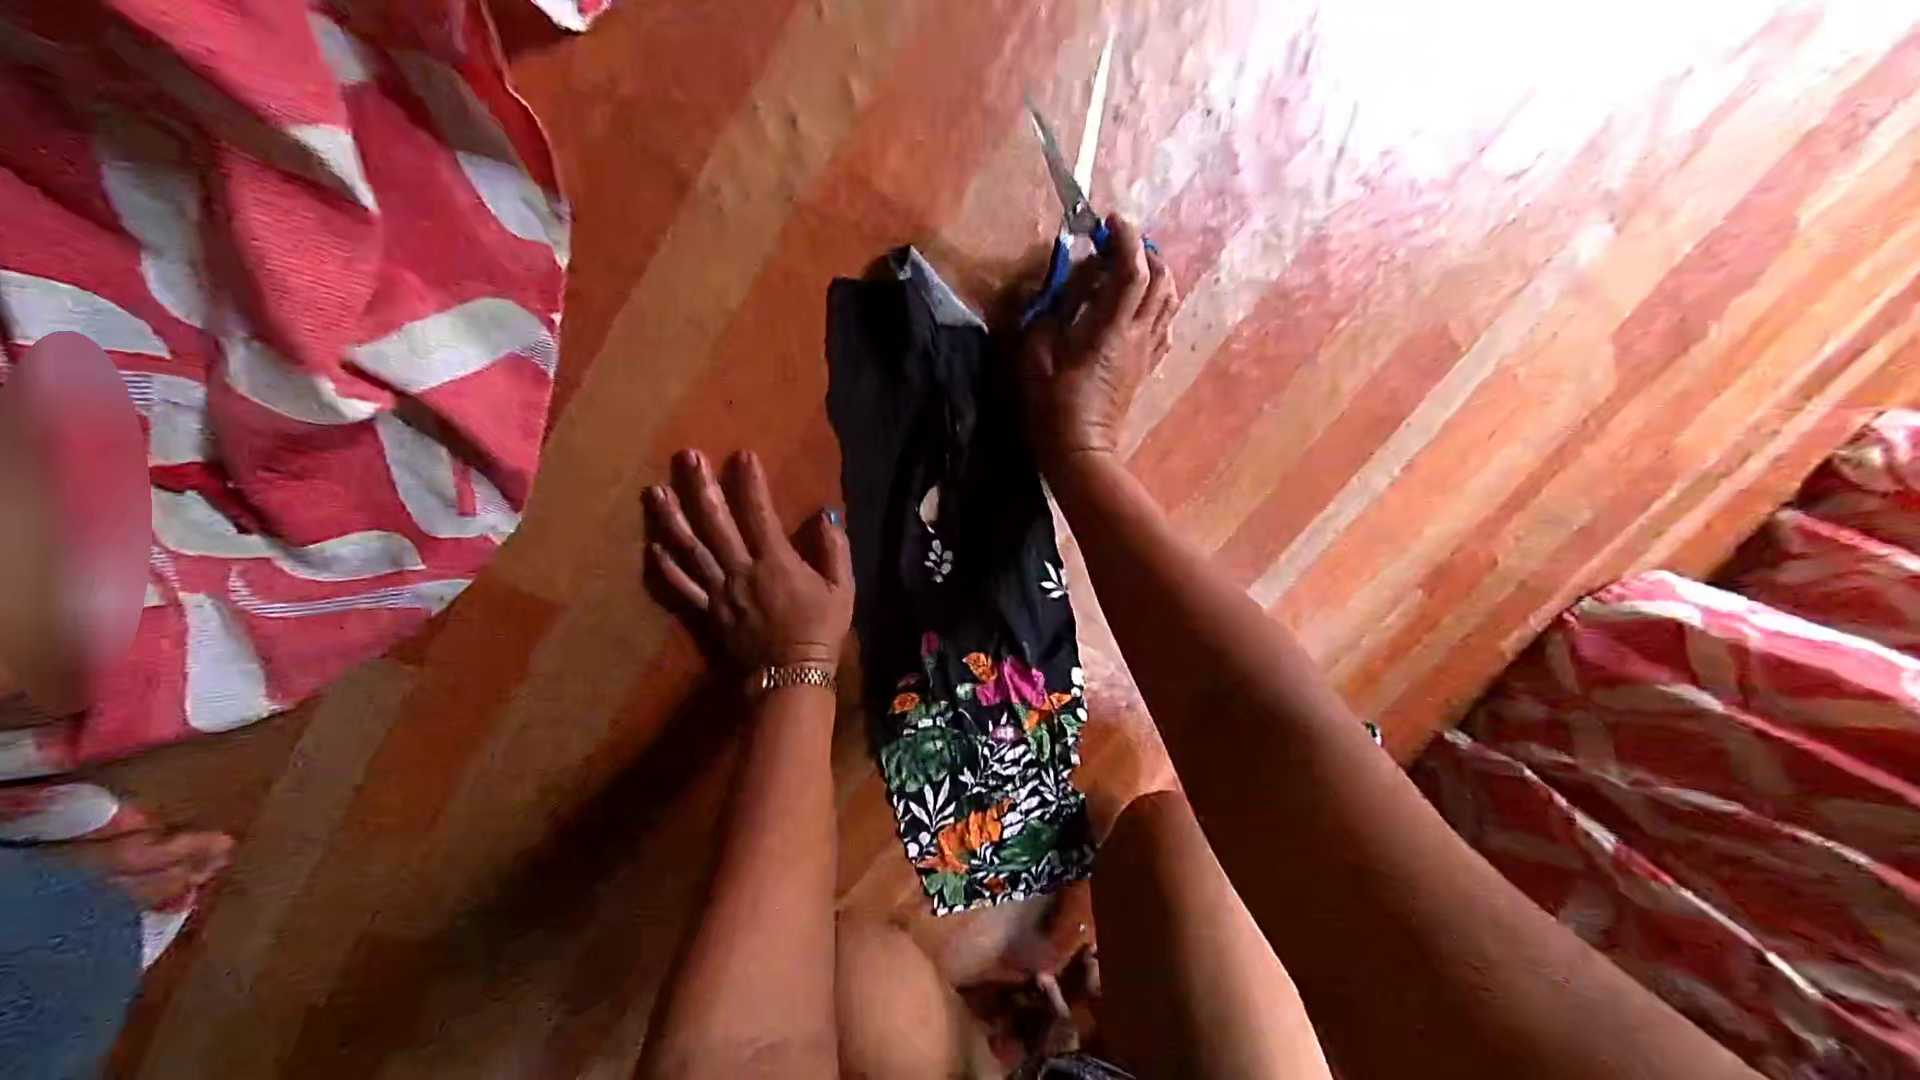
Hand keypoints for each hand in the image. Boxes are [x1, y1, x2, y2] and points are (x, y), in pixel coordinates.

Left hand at [643, 449, 852, 671]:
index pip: (759, 513)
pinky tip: (652, 547)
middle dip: (701, 487)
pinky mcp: (706, 613)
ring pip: (690, 550)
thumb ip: (834, 549)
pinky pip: (680, 589)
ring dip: (671, 520)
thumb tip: (825, 513)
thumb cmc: (820, 630)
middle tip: (686, 457)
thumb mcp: (842, 588)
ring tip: (655, 492)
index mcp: (776, 562)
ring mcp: (718, 592)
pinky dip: (664, 569)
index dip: (750, 482)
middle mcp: (741, 571)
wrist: (791, 677)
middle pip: (716, 523)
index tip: (741, 454)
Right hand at [1019, 215, 1178, 466]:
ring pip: (1168, 301)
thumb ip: (1050, 313)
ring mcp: (1146, 353)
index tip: (1110, 221)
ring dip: (1156, 277)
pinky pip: (1164, 327)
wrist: (1080, 451)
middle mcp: (1138, 335)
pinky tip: (1139, 309)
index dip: (1126, 239)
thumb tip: (1063, 284)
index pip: (1132, 270)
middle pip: (1161, 280)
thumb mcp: (1037, 356)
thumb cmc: (1053, 407)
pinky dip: (1158, 306)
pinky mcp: (1146, 369)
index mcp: (1111, 329)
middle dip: (1145, 253)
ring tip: (1132, 270)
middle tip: (1119, 245)